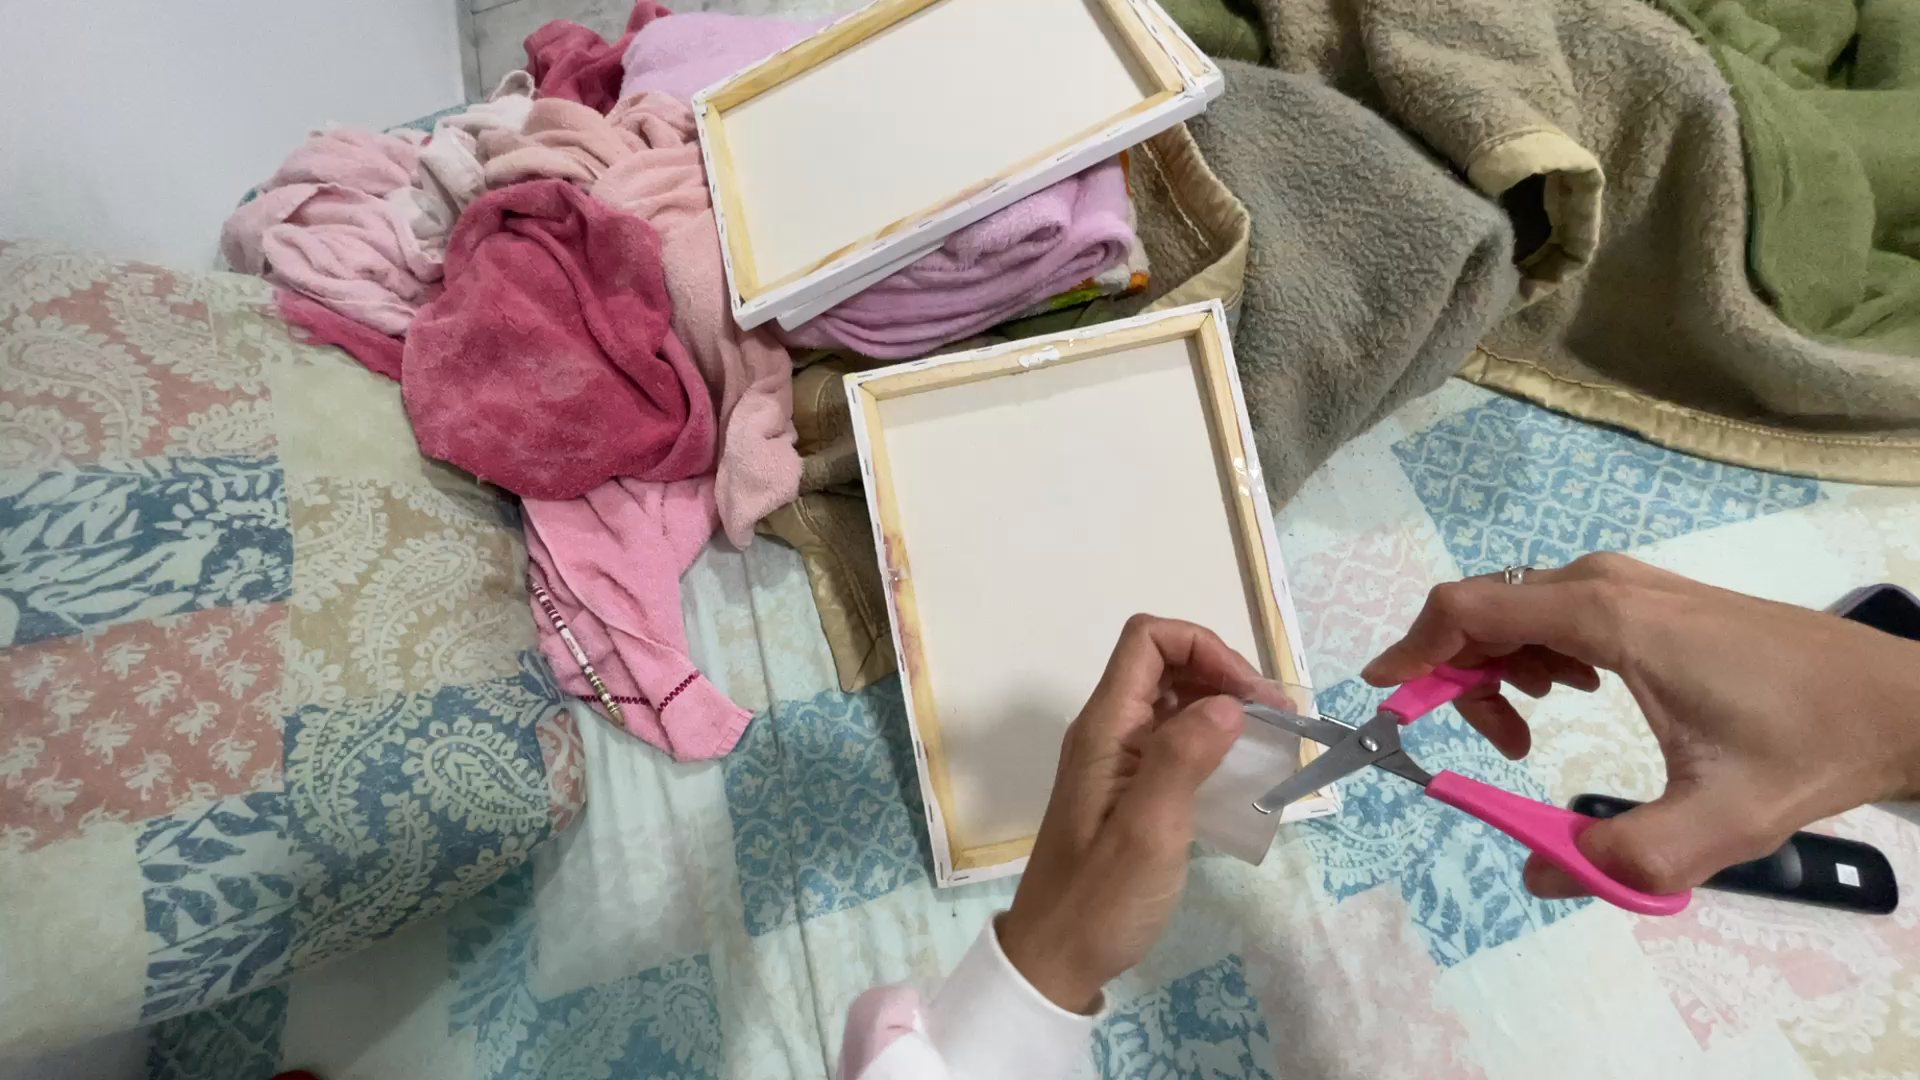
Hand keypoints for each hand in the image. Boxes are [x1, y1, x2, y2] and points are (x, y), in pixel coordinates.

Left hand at [998, 615, 1254, 1012]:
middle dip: (1220, 671)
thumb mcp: (1149, 829)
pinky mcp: (1128, 781)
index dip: (1202, 647)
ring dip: (1219, 700)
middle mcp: (1108, 727)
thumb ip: (1183, 758)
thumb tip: (1228, 702)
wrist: (1058, 951)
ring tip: (1268, 733)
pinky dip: (1209, 733)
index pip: (1147, 640)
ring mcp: (1116, 754)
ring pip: (1170, 695)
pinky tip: (1239, 763)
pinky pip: (1171, 734)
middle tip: (1274, 715)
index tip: (1250, 694)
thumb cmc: (1102, 896)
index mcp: (1105, 725)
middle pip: (1162, 660)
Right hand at [1362, 553, 1919, 897]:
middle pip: (1478, 613)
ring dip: (1496, 669)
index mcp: (1601, 616)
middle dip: (1460, 676)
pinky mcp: (1631, 592)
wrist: (1912, 700)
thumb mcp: (1727, 815)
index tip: (1387, 689)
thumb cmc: (1811, 742)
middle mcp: (1595, 582)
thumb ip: (1627, 851)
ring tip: (1535, 725)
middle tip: (1499, 742)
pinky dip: (1528, 652)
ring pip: (1507, 611)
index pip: (1466, 611)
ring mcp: (1615, 581)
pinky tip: (1570, 689)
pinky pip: (1541, 610)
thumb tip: (1534, 873)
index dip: (1413, 647)